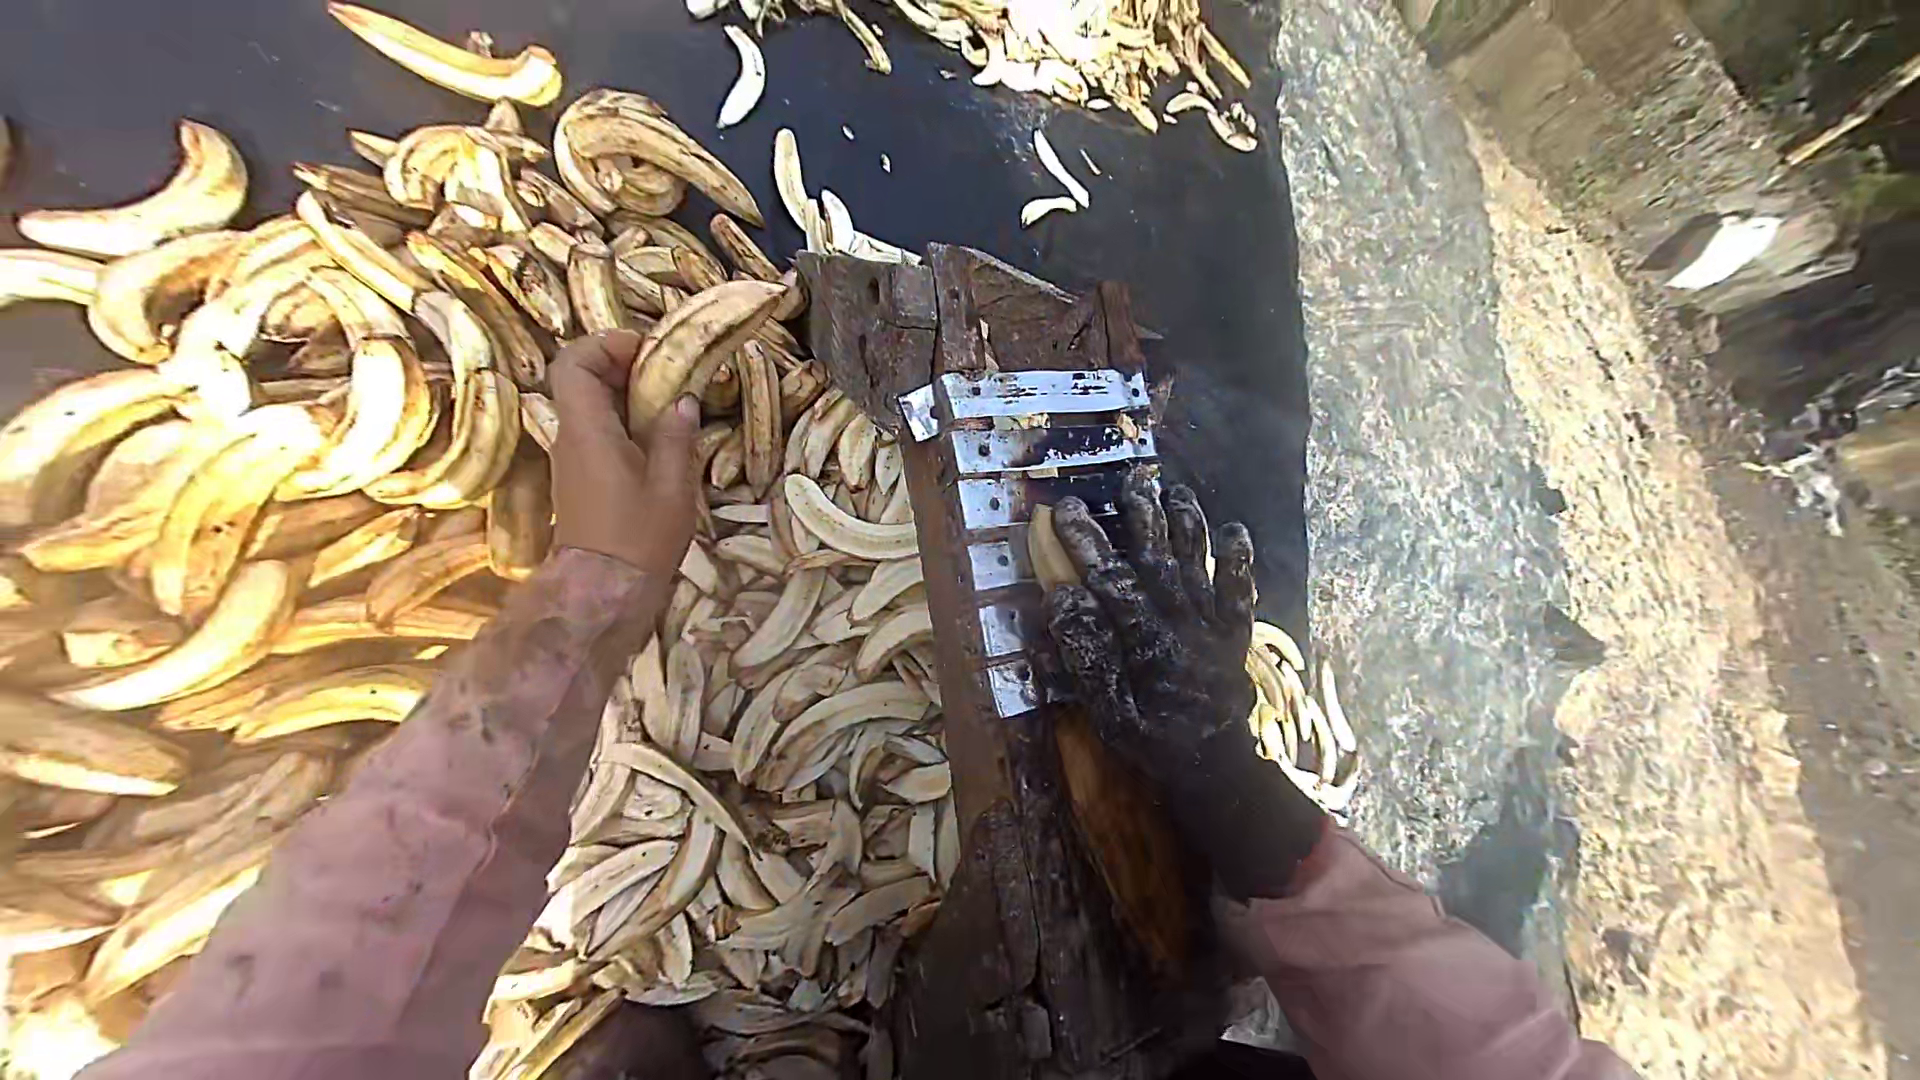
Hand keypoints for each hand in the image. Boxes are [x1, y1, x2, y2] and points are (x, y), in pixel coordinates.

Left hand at [548, 330, 697, 575]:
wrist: (606, 586)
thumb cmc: (640, 536)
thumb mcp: (671, 486)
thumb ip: (675, 437)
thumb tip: (682, 400)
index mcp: (588, 432)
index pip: (574, 364)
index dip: (605, 345)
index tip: (647, 348)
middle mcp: (571, 437)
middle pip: (579, 379)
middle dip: (621, 364)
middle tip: (667, 371)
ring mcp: (573, 457)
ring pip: (589, 404)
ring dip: (625, 392)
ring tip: (670, 400)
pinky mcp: (582, 475)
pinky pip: (597, 429)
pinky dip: (624, 419)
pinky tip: (659, 434)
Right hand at [1045, 467, 1324, 898]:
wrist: (1211, 763)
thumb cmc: (1148, 735)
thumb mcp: (1104, 707)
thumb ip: (1085, 652)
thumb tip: (1061, 597)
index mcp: (1143, 640)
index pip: (1108, 580)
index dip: (1085, 543)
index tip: (1064, 510)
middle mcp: (1180, 622)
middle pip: (1157, 558)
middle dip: (1140, 517)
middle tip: (1129, 480)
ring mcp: (1212, 624)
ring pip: (1200, 563)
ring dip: (1188, 524)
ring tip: (1174, 490)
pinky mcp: (1235, 631)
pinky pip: (1241, 590)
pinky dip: (1239, 560)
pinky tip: (1235, 529)